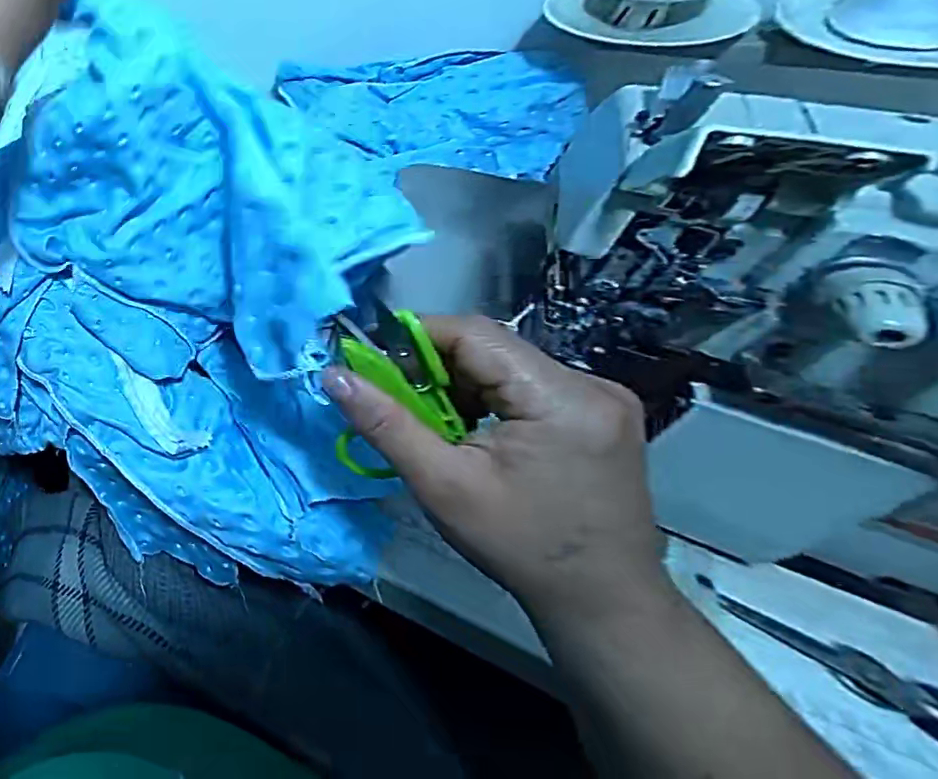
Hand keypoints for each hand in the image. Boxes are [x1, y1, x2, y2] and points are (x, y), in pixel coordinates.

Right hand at [324, 315, 667, 624]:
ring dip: (457, 383)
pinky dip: (484, 397)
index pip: (473, 334)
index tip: (373, 364)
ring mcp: (599, 398)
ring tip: (433, 423)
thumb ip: (385, 423)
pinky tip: (469, 430)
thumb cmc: (520, 546)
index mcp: (561, 397)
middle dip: (433, 367)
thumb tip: (333, 375)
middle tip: (396, 400)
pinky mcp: (597, 413)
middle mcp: (589, 384)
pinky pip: (523, 383)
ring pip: (502, 364)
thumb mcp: (441, 485)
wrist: (604, 603)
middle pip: (488, 347)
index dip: (415, 338)